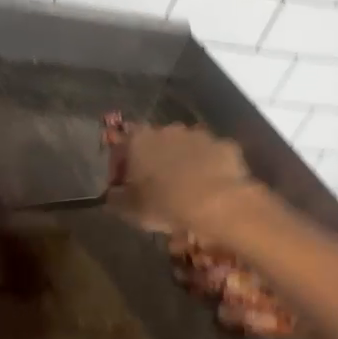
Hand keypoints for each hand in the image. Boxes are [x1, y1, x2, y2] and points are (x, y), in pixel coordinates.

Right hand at [108, 124, 261, 233]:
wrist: (217, 204)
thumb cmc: (164, 203)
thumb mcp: (128, 209)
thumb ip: (115, 198)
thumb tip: (113, 194)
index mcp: (139, 140)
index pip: (120, 147)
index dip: (119, 168)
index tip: (122, 188)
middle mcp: (167, 130)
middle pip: (154, 145)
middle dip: (152, 163)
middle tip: (154, 189)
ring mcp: (199, 136)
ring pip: (184, 149)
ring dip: (181, 164)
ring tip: (184, 190)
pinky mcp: (225, 146)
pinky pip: (211, 157)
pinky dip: (207, 169)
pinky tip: (209, 189)